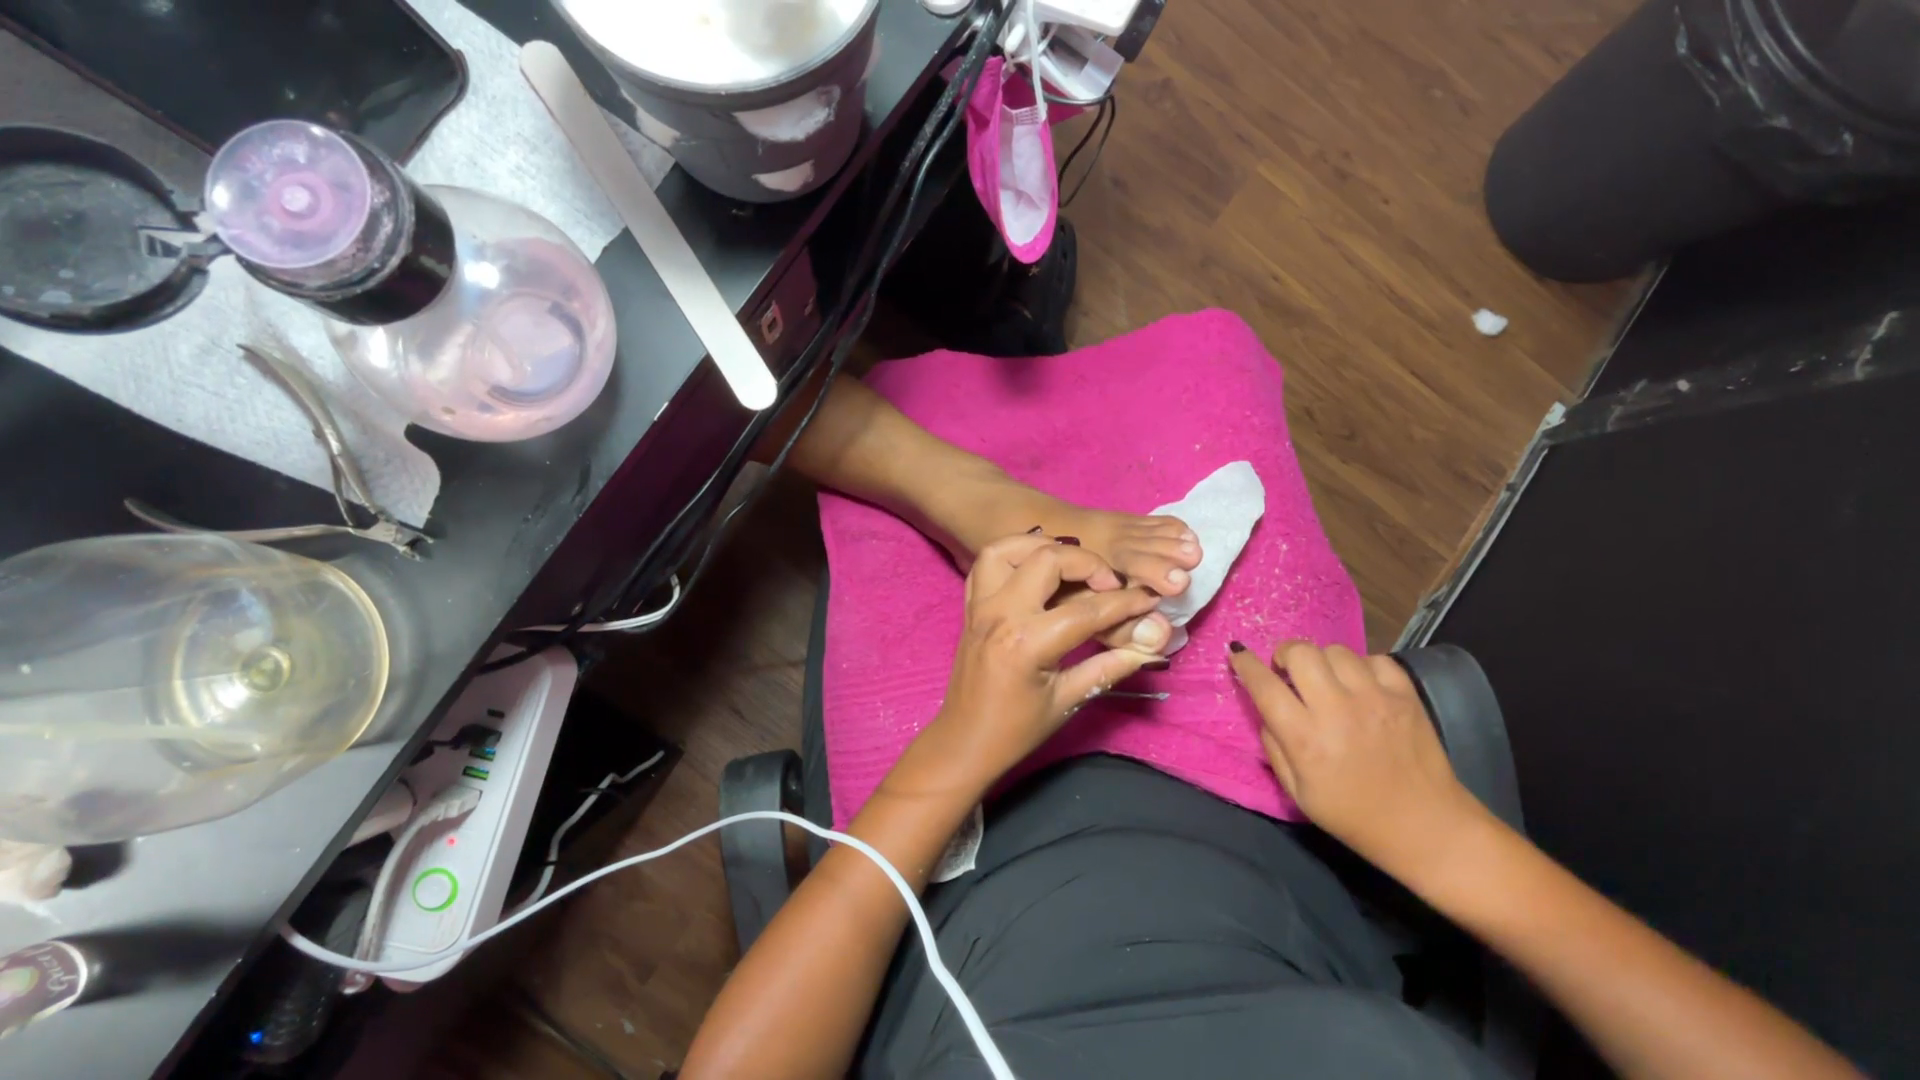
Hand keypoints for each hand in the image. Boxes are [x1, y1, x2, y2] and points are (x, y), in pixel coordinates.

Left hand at [928, 533, 1166, 784]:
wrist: (964, 741)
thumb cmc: (1017, 729)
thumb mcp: (1068, 700)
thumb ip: (1110, 666)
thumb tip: (1152, 645)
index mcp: (1027, 643)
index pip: (1087, 609)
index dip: (1125, 602)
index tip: (1149, 598)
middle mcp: (1001, 614)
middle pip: (1048, 559)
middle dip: (1088, 563)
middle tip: (1108, 584)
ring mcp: (980, 606)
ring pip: (1009, 548)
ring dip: (1044, 548)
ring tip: (1072, 566)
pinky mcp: (970, 605)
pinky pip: (987, 562)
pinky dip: (1013, 554)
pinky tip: (1037, 568)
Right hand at [1229, 640, 1490, 883]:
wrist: (1424, 826)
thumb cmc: (1352, 815)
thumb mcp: (1297, 792)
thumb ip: (1274, 746)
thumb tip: (1265, 709)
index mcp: (1305, 738)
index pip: (1264, 685)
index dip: (1245, 664)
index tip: (1238, 654)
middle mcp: (1337, 709)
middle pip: (1301, 652)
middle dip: (1286, 655)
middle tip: (1288, 671)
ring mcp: (1375, 698)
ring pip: (1336, 651)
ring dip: (1323, 662)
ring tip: (1327, 681)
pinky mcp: (1405, 696)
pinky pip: (1375, 659)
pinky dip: (1362, 667)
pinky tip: (1361, 686)